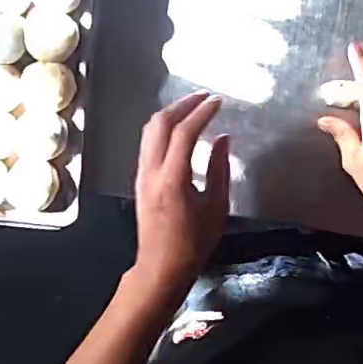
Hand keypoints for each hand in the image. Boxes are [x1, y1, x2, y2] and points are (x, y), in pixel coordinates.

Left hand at [133, 92, 230, 290]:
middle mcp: (151, 172)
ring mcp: (142, 174)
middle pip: (160, 124)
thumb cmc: (193, 243)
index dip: (202, 112)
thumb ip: (219, 169)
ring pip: (150, 131)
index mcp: (172, 179)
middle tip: (204, 97)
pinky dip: (164, 128)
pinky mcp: (140, 179)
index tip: (218, 101)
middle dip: (182, 105)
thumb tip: (223, 139)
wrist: (161, 266)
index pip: (184, 133)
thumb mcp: (216, 207)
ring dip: (171, 114)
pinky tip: (180, 128)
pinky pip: (149, 142)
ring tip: (193, 106)